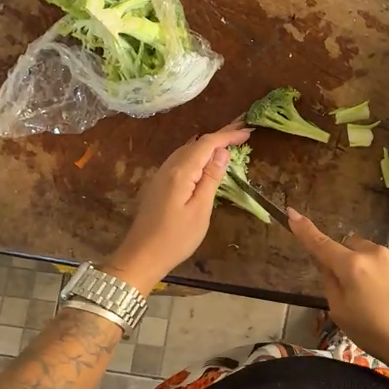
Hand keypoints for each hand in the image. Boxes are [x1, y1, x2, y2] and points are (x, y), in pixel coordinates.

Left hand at [104, 126, 251, 293]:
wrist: (141, 257)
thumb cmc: (175, 238)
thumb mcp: (200, 210)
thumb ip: (211, 179)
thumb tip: (222, 152)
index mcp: (181, 172)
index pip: (206, 144)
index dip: (227, 135)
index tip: (247, 131)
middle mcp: (169, 168)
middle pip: (196, 143)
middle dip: (219, 136)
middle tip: (242, 132)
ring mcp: (161, 175)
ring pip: (187, 150)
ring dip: (208, 144)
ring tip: (228, 143)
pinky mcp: (159, 185)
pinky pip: (181, 160)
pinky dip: (197, 155)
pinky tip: (205, 160)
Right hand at [287, 209, 388, 373]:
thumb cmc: (375, 332)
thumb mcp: (341, 313)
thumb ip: (330, 283)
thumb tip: (326, 264)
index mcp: (351, 265)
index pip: (321, 243)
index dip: (304, 230)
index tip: (292, 213)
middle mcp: (374, 253)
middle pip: (350, 246)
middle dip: (346, 260)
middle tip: (350, 289)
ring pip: (373, 254)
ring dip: (368, 268)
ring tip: (378, 300)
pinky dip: (387, 275)